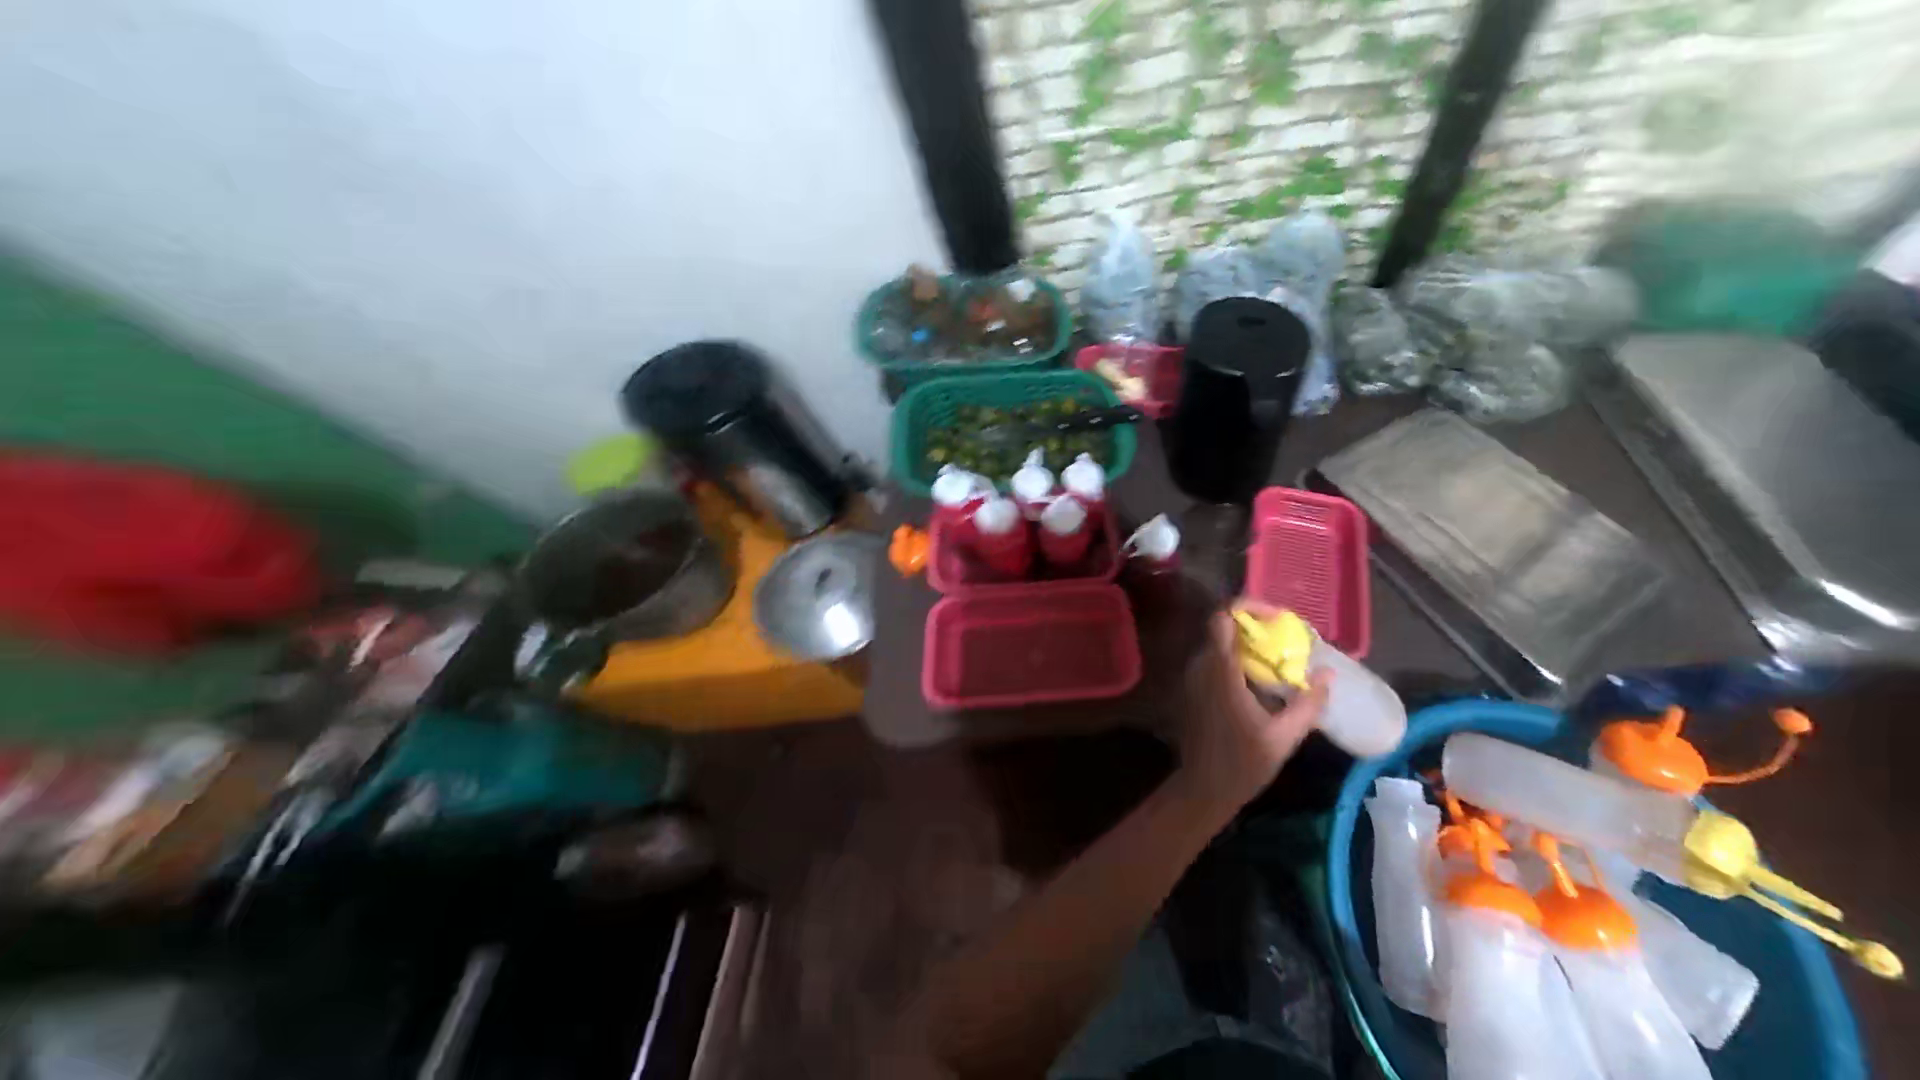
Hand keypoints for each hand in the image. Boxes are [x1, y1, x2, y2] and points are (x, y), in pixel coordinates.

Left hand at [1174, 609, 1330, 807]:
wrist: (1203, 786)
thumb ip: (1308, 704)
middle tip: (1288, 638)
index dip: (1247, 607)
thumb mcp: (1284, 736)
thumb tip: (1328, 676)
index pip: (1222, 619)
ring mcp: (1193, 677)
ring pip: (1219, 644)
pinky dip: (1238, 659)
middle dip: (1255, 626)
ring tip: (1281, 657)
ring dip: (1248, 644)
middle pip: (1223, 628)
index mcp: (1220, 672)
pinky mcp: (1194, 688)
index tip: (1277, 617)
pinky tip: (1263, 679)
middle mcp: (1201, 667)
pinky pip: (1215, 661)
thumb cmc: (1243, 763)